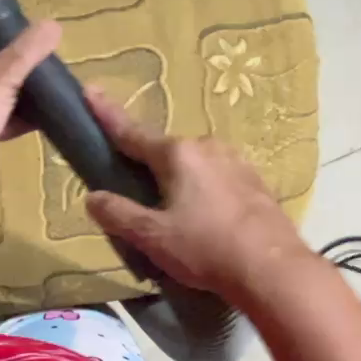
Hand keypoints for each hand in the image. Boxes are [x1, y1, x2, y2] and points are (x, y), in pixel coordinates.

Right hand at [82, 88, 312, 295]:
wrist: (270, 268)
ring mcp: (235, 162)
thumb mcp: (151, 236)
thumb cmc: (204, 248)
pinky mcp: (253, 182)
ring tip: (169, 215)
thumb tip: (93, 197)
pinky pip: (213, 179)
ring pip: (191, 167)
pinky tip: (200, 220)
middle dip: (145, 166)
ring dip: (175, 183)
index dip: (107, 115)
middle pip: (164, 152)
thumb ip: (118, 214)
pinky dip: (198, 193)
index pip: (132, 133)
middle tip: (131, 192)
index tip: (90, 92)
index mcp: (178, 155)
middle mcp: (207, 147)